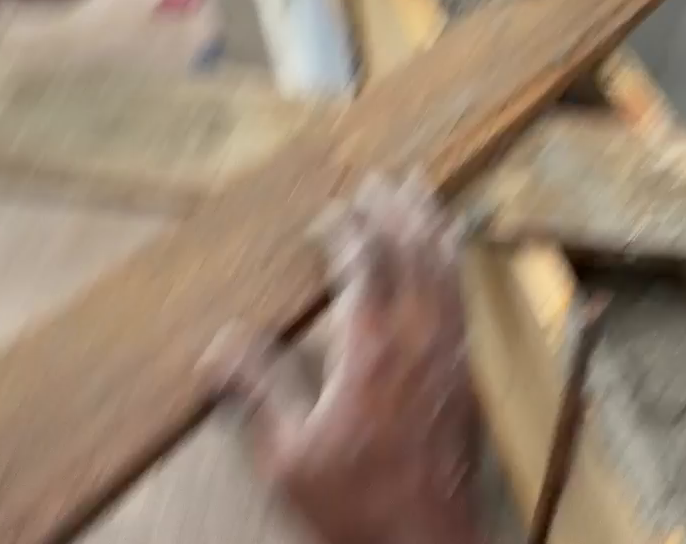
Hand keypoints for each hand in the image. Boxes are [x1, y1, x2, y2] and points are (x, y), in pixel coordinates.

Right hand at [208, 179, 481, 543]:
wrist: (426, 536)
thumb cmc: (354, 499)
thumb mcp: (289, 456)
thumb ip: (259, 390)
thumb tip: (221, 341)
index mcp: (370, 346)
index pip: (361, 263)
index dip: (347, 230)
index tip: (331, 213)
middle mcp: (416, 331)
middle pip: (410, 248)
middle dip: (393, 208)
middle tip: (381, 177)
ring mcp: (447, 342)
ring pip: (442, 261)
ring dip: (429, 218)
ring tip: (423, 185)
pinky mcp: (464, 359)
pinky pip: (462, 288)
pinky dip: (454, 253)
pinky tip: (452, 241)